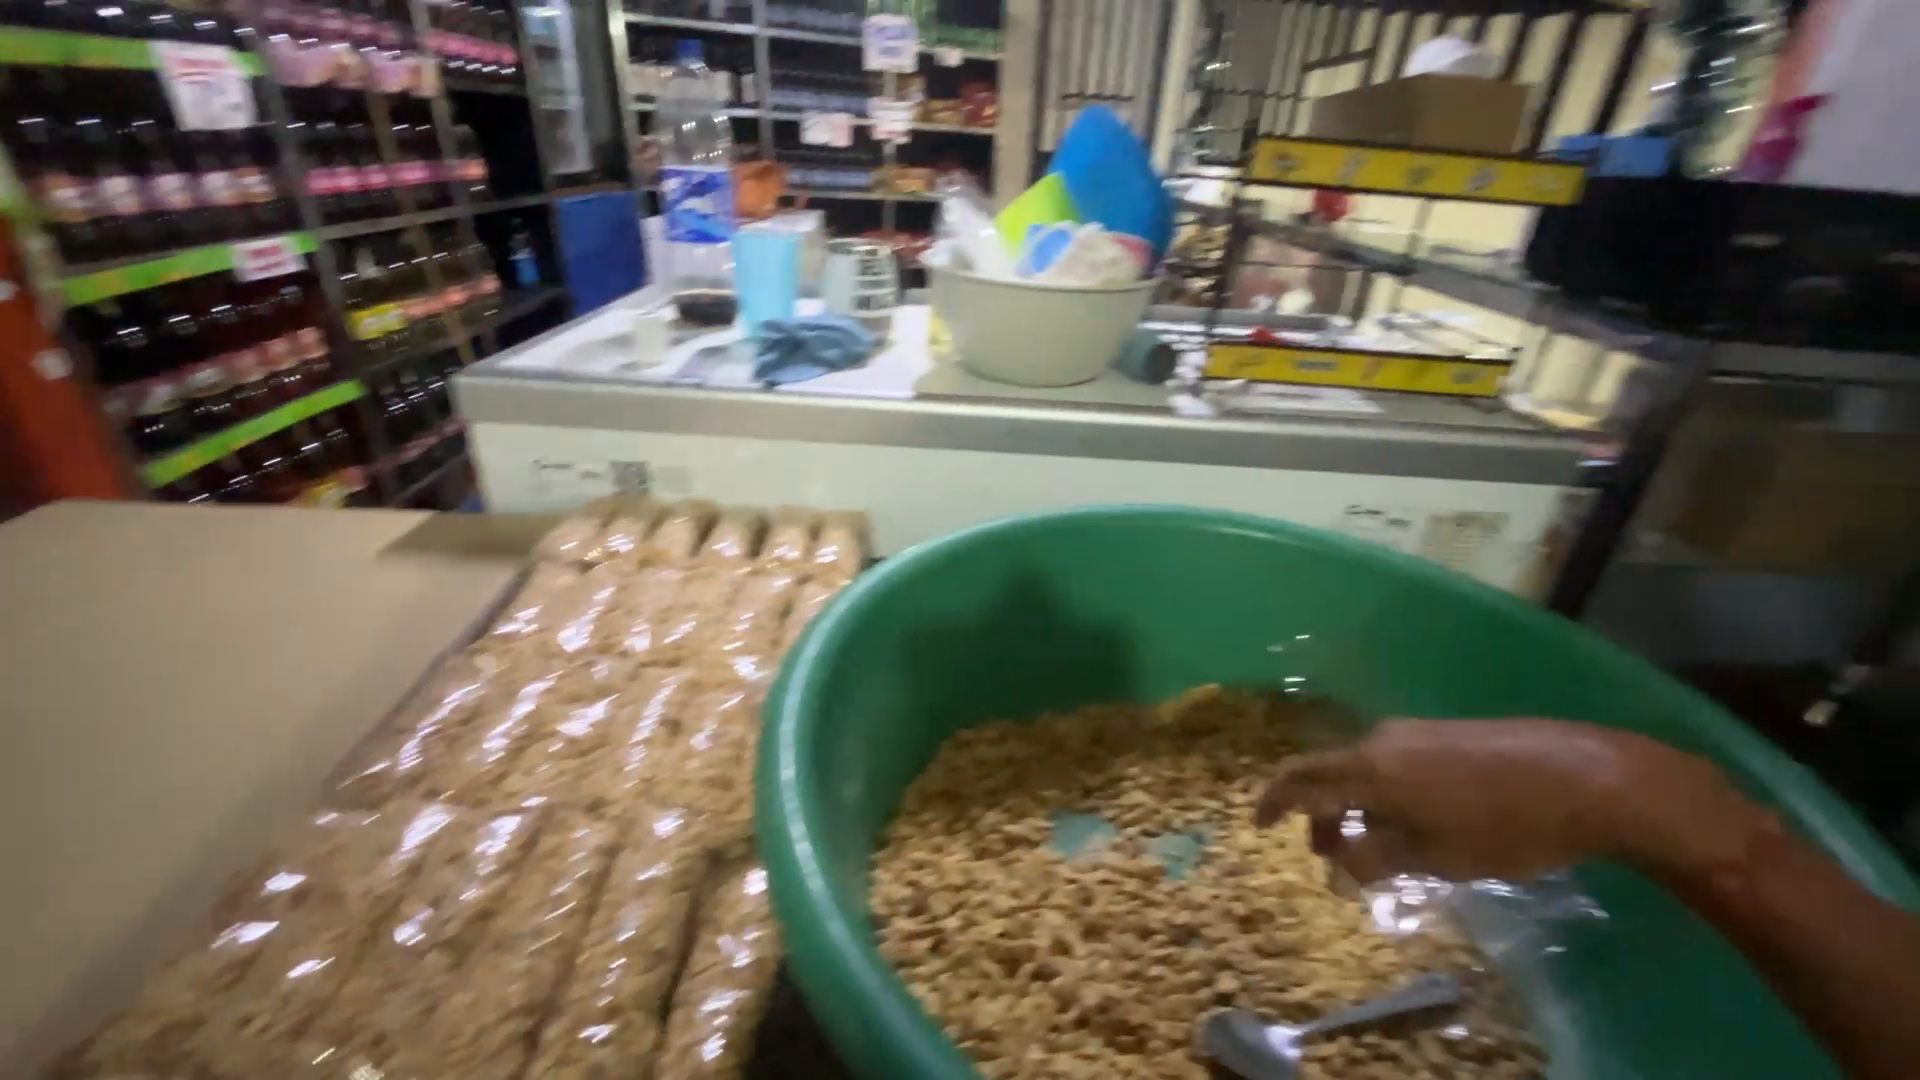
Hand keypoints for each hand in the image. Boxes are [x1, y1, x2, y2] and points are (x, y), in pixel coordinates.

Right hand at [1255, 718, 1763, 882]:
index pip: (1301, 780)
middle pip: (1328, 773)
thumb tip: (1343, 864)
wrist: (1585, 777)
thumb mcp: (1438, 857)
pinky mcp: (1441, 734)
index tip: (1259, 824)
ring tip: (1378, 845)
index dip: (1274, 801)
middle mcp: (1380, 741)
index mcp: (1370, 769)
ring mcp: (1413, 732)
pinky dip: (1381, 792)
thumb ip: (1379, 858)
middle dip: (1318, 813)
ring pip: (1361, 768)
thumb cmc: (1506, 825)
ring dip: (1354, 805)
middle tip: (1330, 854)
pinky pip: (1390, 761)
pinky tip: (1413, 820)